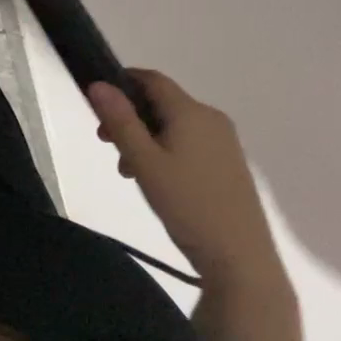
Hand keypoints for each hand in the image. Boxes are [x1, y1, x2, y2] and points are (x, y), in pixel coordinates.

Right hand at [90, 70, 283, 282]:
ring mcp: (226, 143)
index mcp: (191, 112)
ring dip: (145, 138)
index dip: (121, 83)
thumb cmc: (188, 205)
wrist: (242, 262)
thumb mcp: (144, 161)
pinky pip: (190, 143)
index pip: (151, 79)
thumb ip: (120, 120)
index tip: (98, 106)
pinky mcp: (231, 165)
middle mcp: (212, 119)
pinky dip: (166, 151)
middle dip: (130, 117)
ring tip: (129, 170)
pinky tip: (157, 180)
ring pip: (174, 125)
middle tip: (107, 143)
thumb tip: (98, 83)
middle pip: (161, 103)